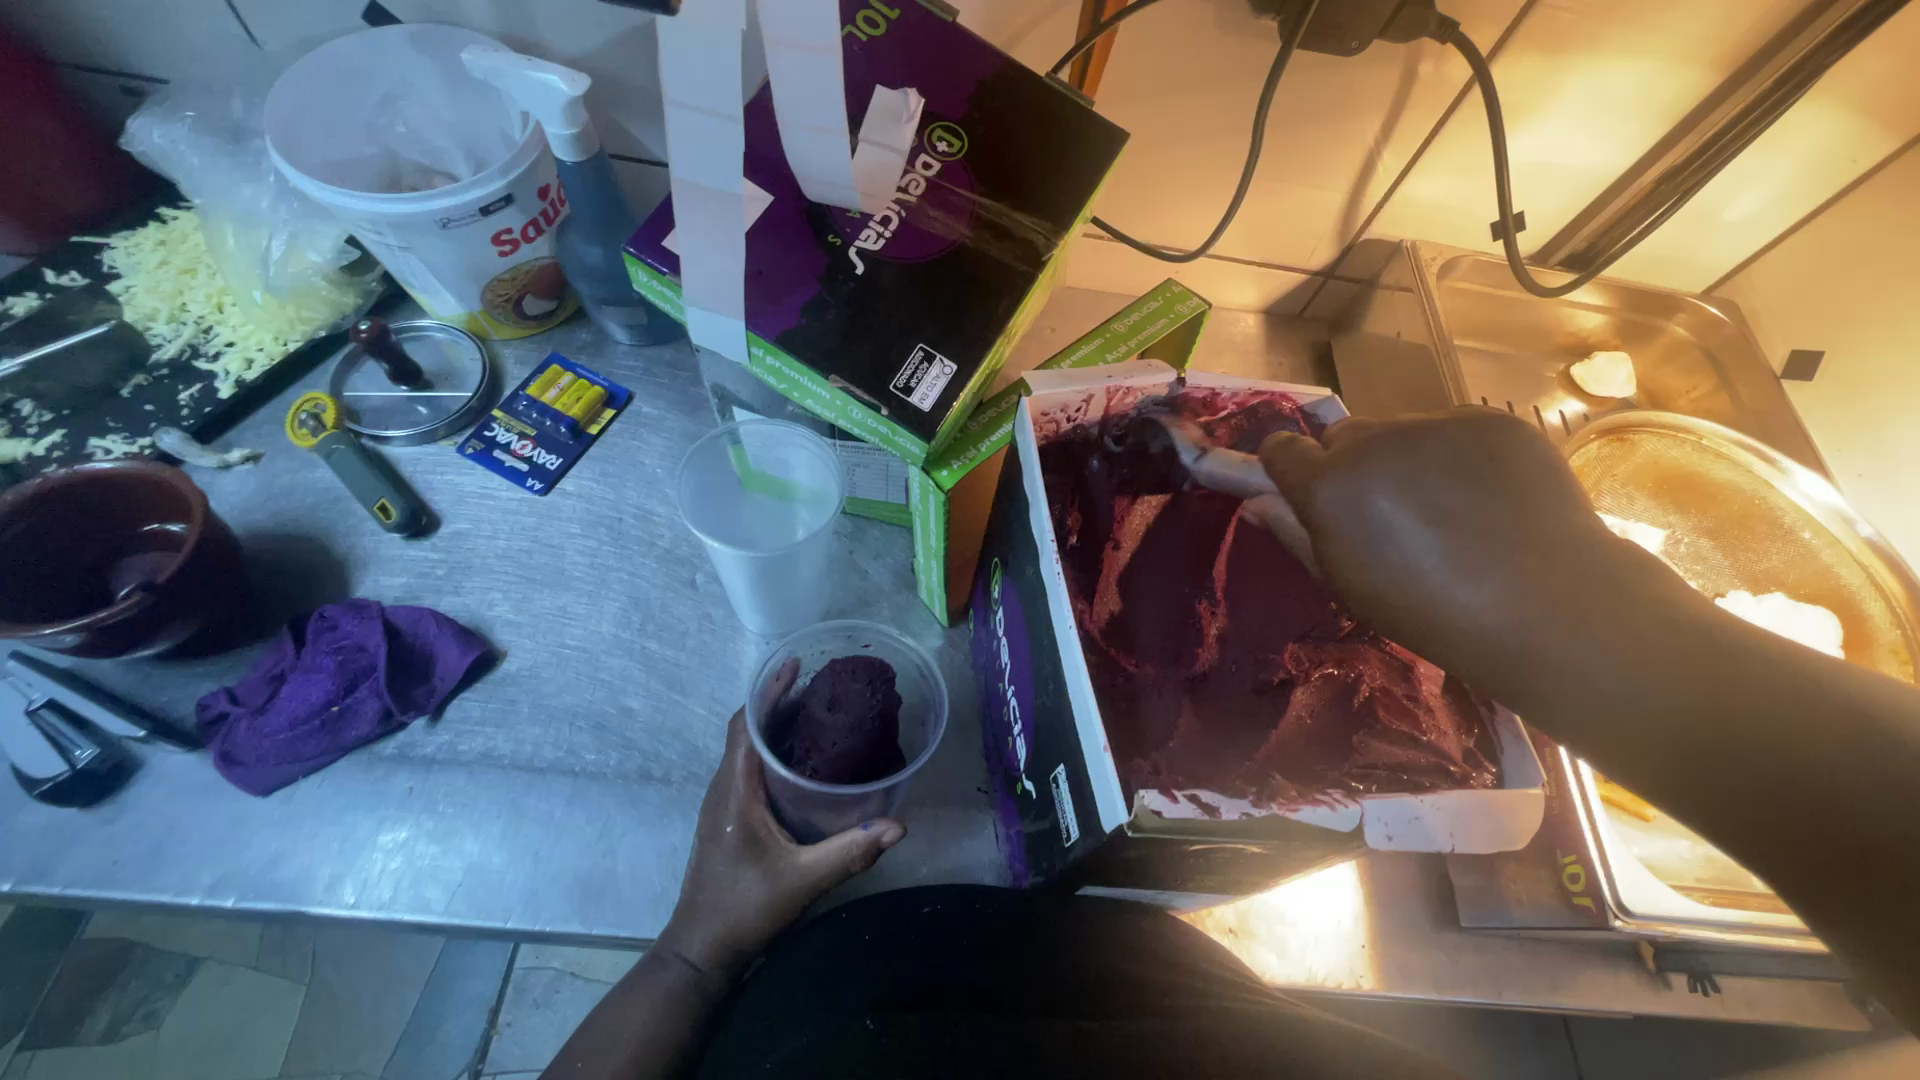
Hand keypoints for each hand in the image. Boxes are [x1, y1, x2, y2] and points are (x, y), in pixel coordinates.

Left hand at [657, 674, 905, 987]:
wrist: (701, 949)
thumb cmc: (744, 908)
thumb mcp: (802, 881)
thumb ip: (849, 853)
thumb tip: (898, 827)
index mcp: (735, 790)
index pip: (744, 725)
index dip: (767, 692)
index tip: (796, 667)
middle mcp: (725, 788)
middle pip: (747, 729)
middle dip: (778, 702)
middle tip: (821, 686)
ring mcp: (724, 802)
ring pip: (747, 748)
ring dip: (775, 725)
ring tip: (817, 712)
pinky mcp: (730, 816)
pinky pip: (750, 767)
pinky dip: (774, 750)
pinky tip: (805, 760)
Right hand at [1255, 408, 1694, 679]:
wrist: (1542, 605)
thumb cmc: (1423, 609)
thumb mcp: (1342, 582)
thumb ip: (1292, 533)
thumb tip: (1254, 503)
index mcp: (1329, 484)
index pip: (1281, 448)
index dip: (1288, 470)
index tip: (1306, 495)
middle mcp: (1373, 440)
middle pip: (1341, 437)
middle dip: (1349, 465)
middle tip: (1384, 513)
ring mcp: (1435, 424)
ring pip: (1398, 431)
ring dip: (1403, 458)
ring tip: (1446, 509)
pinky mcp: (1491, 420)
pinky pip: (1452, 429)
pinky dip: (1456, 455)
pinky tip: (1486, 498)